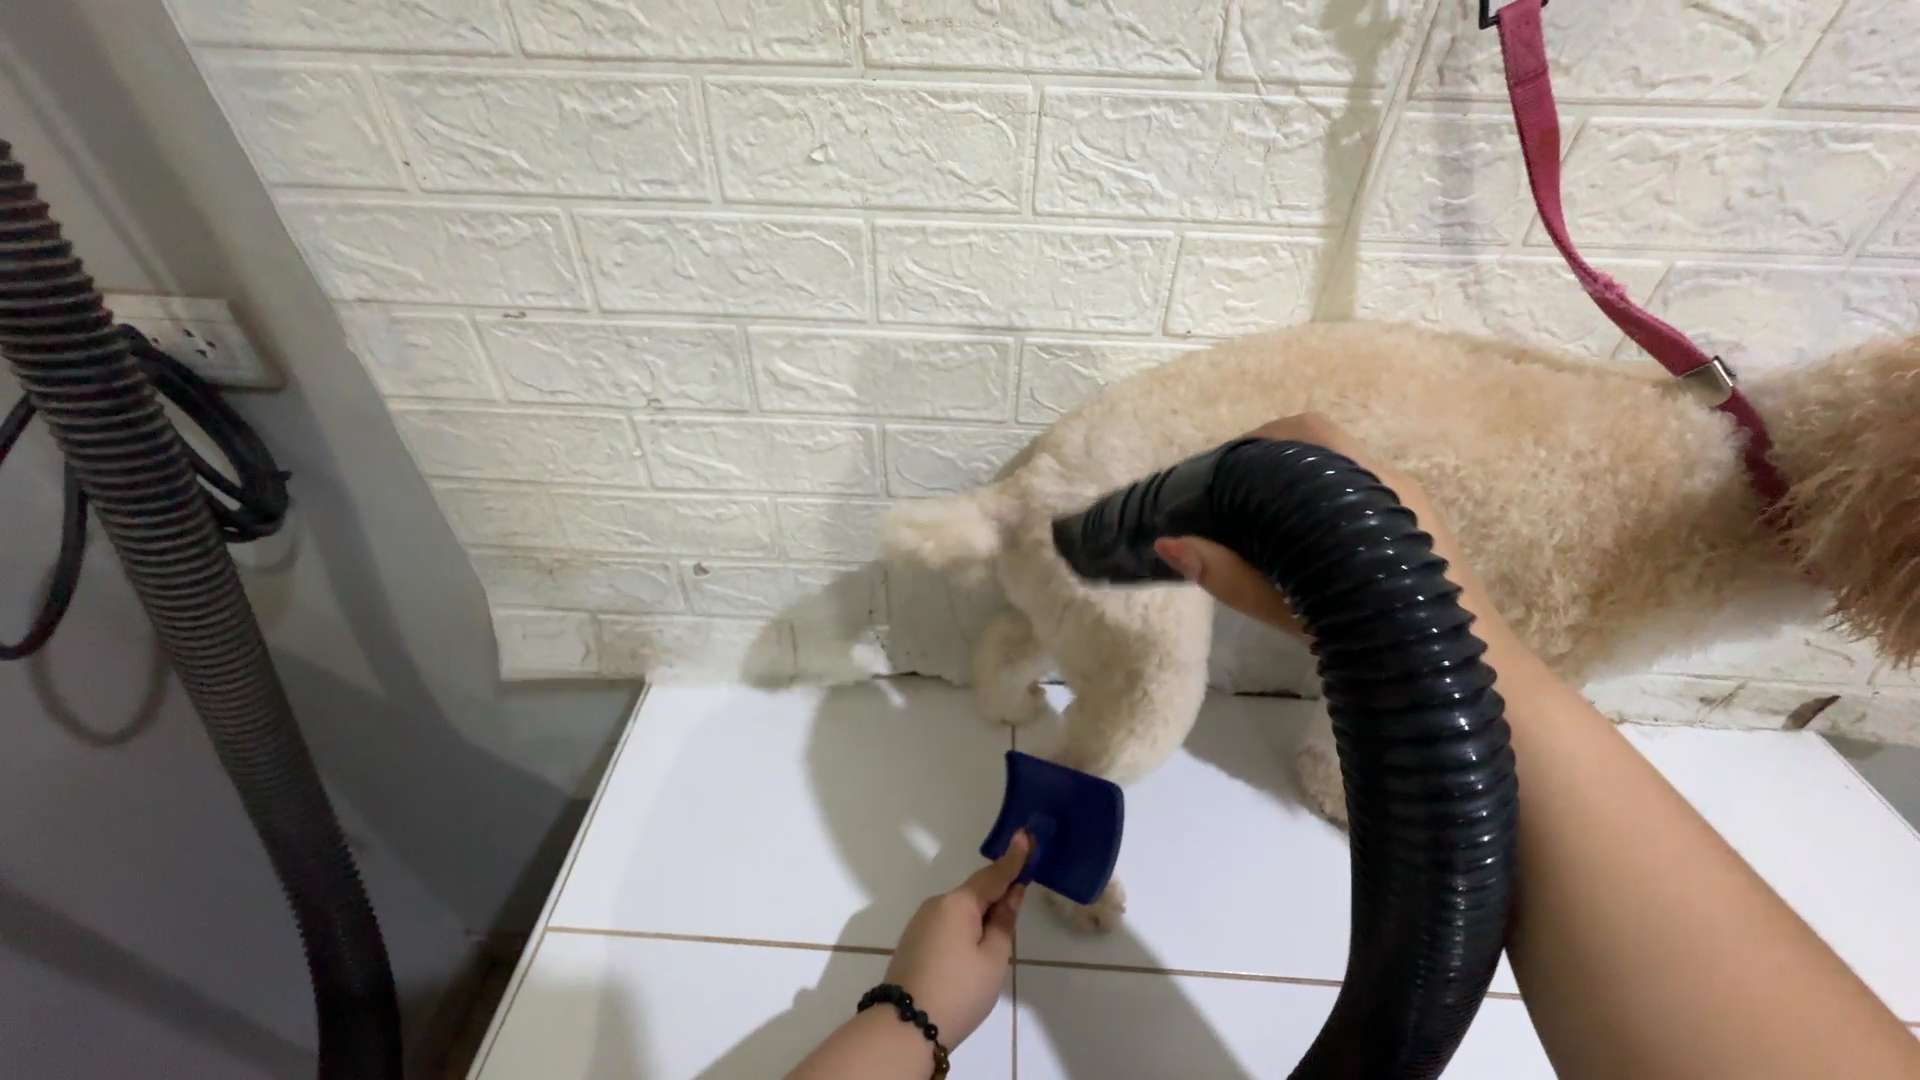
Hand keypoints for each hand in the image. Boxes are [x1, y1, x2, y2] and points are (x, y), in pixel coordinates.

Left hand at [883, 833, 1030, 1047]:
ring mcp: (920, 923)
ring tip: (988, 958)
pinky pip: (945, 927)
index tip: (1025, 835)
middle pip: (974, 895)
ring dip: (977, 921)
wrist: (905, 1026)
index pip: (993, 875)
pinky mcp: (912, 942)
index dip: (1013, 859)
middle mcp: (936, 904)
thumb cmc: (959, 990)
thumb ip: (1004, 921)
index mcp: (958, 902)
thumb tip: (1011, 893)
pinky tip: (965, 963)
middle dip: (995, 900)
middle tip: (1014, 916)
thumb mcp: (993, 958)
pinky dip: (961, 934)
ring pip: (959, 913)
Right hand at [1151, 413, 1495, 636]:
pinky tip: (1298, 527)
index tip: (1218, 470)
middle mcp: (1385, 479)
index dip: (1255, 441)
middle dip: (1270, 454)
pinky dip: (1320, 489)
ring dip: (1298, 473)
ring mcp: (1406, 497)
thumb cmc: (1366, 633)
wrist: (1445, 667)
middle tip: (1230, 489)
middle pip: (1320, 438)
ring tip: (1257, 506)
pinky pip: (1358, 483)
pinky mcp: (1414, 517)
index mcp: (1358, 487)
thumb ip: (1225, 574)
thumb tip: (1167, 544)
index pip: (1302, 432)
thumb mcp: (1283, 605)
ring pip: (1340, 461)